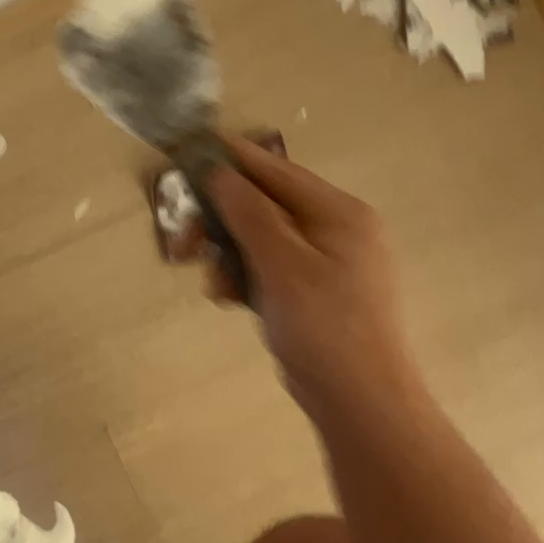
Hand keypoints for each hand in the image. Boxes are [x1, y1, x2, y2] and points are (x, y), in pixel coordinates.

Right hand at [205, 136, 423, 418]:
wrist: (359, 396)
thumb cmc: (323, 326)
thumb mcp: (282, 265)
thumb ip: (250, 214)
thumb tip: (219, 172)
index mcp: (338, 213)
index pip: (274, 170)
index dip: (231, 158)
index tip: (189, 146)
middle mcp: (334, 228)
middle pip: (262, 204)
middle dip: (220, 221)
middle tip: (184, 245)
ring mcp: (324, 259)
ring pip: (258, 237)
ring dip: (227, 255)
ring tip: (215, 286)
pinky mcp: (311, 287)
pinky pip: (266, 265)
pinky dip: (242, 276)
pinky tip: (231, 298)